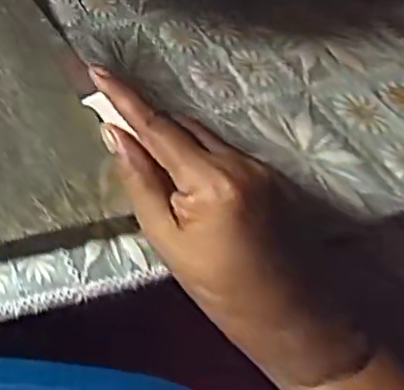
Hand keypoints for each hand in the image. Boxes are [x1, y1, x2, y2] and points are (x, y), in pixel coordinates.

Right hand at [91, 68, 383, 389]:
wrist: (307, 333)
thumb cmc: (225, 291)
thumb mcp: (166, 238)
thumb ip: (138, 178)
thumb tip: (113, 132)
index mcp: (213, 181)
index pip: (156, 126)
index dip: (122, 96)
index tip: (96, 70)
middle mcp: (241, 166)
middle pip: (179, 124)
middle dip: (146, 121)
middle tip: (113, 124)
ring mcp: (263, 173)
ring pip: (200, 135)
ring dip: (170, 138)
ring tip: (150, 162)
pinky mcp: (274, 182)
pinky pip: (219, 151)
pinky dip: (193, 153)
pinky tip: (184, 180)